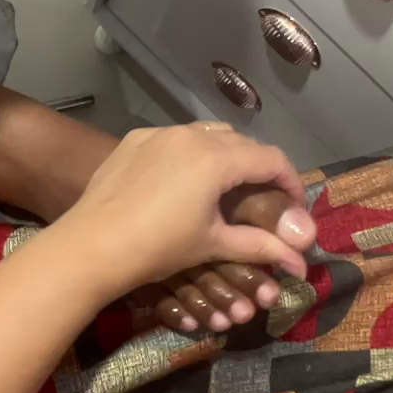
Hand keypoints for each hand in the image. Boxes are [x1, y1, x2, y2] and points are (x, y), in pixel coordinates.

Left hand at [48, 123, 313, 304]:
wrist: (93, 245)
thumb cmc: (159, 247)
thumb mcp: (213, 245)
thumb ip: (261, 245)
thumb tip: (299, 259)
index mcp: (216, 158)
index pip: (270, 158)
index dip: (290, 180)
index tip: (294, 204)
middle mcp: (190, 134)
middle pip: (241, 142)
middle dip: (259, 167)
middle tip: (263, 198)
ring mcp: (159, 133)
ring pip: (207, 133)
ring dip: (225, 153)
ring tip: (227, 185)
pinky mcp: (135, 139)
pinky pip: (174, 138)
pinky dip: (190, 152)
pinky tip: (183, 180)